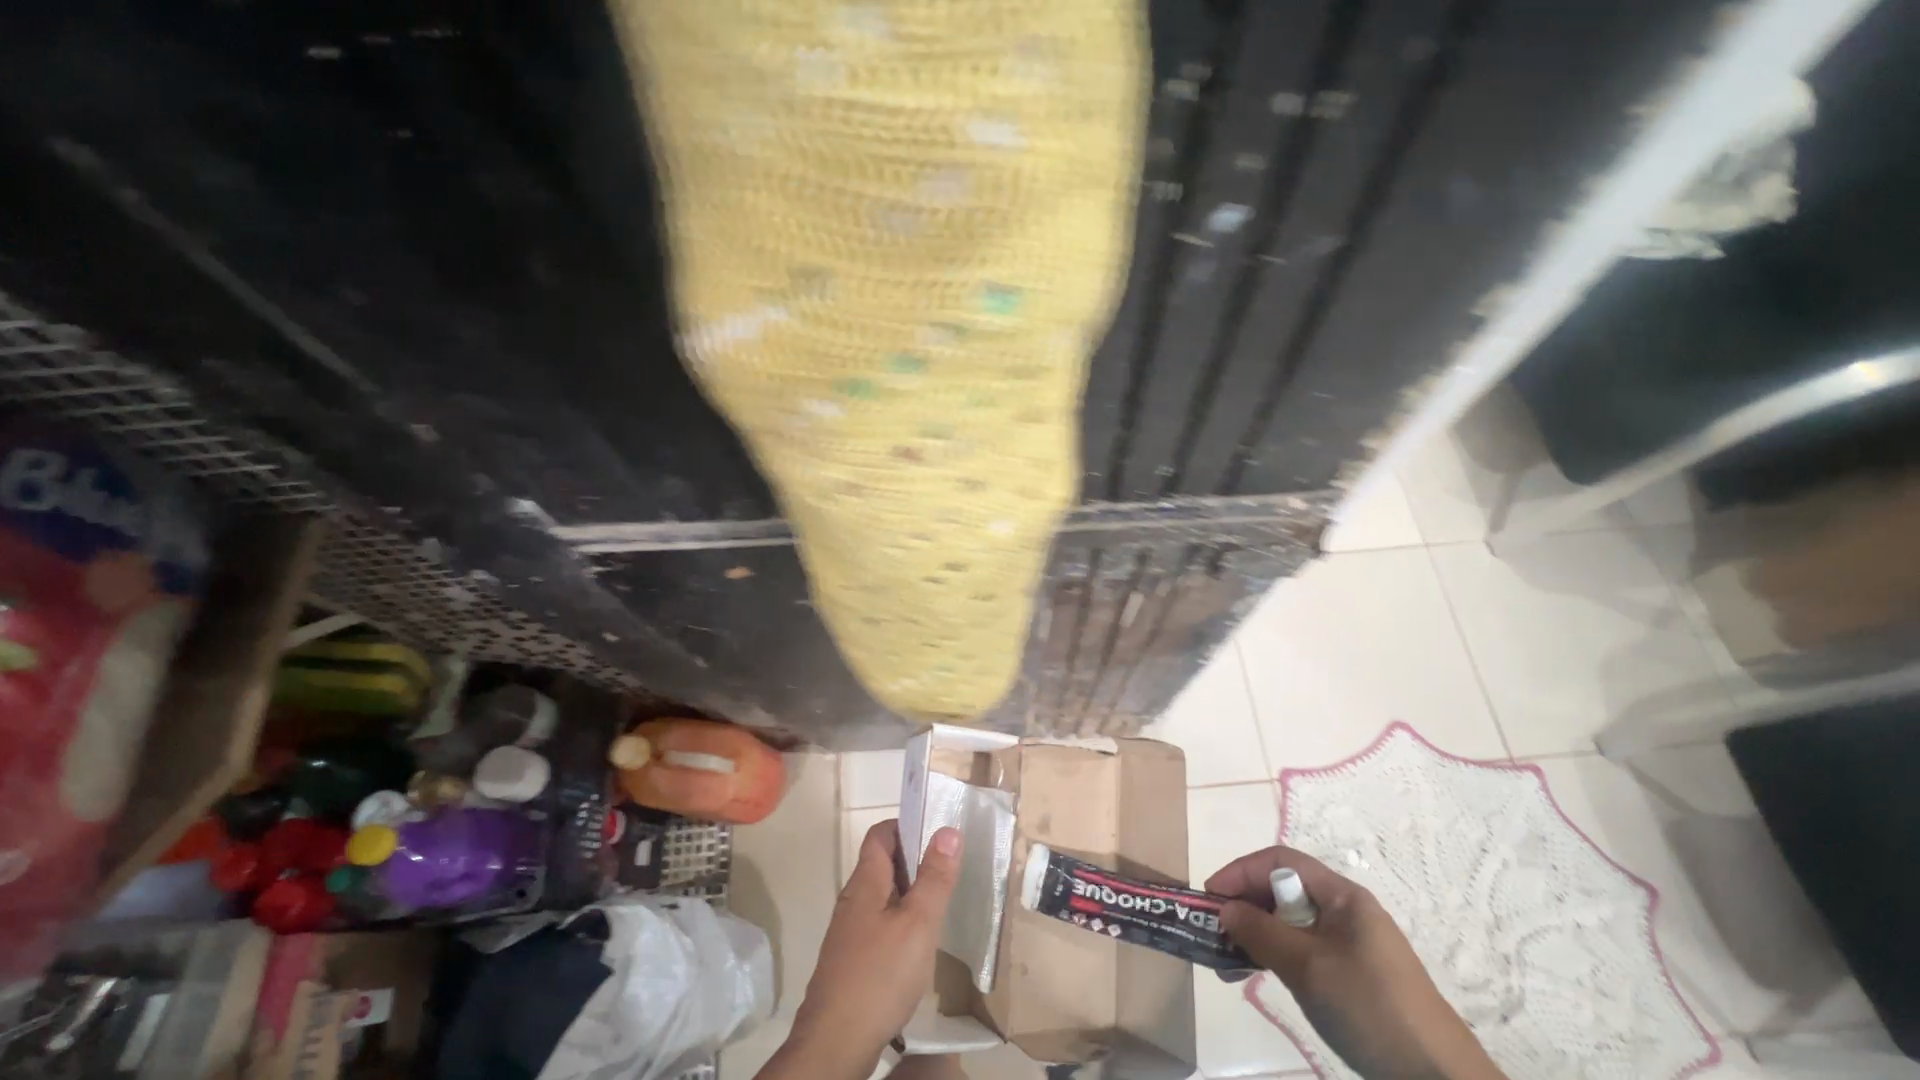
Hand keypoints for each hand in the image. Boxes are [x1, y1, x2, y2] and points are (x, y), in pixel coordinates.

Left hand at [761, 821, 962, 1079]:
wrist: (836, 1040)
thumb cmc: (881, 974)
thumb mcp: (919, 923)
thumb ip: (934, 878)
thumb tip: (947, 830)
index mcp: (866, 883)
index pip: (880, 835)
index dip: (907, 825)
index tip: (938, 831)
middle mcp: (853, 901)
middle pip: (881, 864)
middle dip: (914, 859)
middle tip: (950, 868)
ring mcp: (849, 932)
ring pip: (882, 897)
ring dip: (909, 892)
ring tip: (940, 904)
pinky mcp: (852, 960)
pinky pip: (879, 924)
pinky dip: (901, 921)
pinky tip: (919, 944)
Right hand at [1208, 846, 1506, 1079]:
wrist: (1434, 1073)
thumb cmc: (1369, 1006)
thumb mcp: (1308, 966)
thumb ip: (1261, 932)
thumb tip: (1225, 908)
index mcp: (1342, 897)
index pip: (1281, 861)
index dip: (1241, 871)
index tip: (1210, 898)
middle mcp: (1345, 912)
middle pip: (1283, 890)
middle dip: (1244, 905)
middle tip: (1213, 933)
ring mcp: (1350, 945)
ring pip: (1290, 924)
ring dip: (1255, 935)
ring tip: (1226, 963)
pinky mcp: (1351, 975)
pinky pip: (1302, 951)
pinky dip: (1274, 956)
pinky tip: (1256, 976)